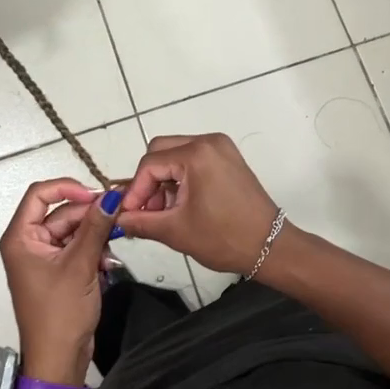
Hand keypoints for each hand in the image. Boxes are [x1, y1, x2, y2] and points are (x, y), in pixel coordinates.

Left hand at [0, 178, 121, 384]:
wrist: (59, 361)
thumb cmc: (60, 313)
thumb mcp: (80, 265)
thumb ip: (95, 227)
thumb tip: (111, 196)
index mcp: (20, 237)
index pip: (40, 194)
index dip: (67, 188)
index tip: (96, 195)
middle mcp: (28, 243)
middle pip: (61, 213)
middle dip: (89, 218)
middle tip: (117, 220)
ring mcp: (43, 258)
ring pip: (73, 231)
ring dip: (94, 238)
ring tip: (111, 252)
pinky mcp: (58, 272)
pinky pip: (76, 249)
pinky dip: (93, 253)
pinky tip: (107, 265)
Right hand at [119, 134, 280, 274]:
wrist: (272, 247)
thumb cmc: (224, 238)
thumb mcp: (176, 231)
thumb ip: (141, 221)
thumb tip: (117, 219)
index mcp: (196, 154)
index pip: (150, 164)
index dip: (135, 190)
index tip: (128, 214)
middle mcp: (208, 141)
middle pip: (160, 151)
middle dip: (148, 181)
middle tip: (145, 210)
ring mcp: (220, 147)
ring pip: (175, 154)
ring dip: (163, 180)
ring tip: (163, 211)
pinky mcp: (228, 157)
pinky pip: (192, 159)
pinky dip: (181, 177)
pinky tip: (180, 203)